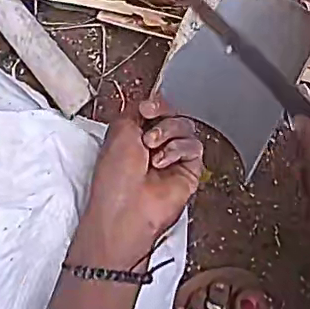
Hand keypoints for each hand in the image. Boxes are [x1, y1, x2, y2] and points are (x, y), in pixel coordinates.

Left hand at [69, 93, 202, 269]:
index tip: (147, 109)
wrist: (126, 207)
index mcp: (136, 134)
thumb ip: (136, 109)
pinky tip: (163, 162)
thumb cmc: (115, 177)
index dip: (155, 104)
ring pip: (186, 127)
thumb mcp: (119, 130)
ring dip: (169, 134)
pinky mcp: (189, 170)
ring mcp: (173, 157)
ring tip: (153, 150)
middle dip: (162, 120)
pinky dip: (179, 149)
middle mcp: (155, 145)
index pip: (157, 108)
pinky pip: (194, 146)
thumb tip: (151, 101)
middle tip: (149, 136)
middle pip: (174, 114)